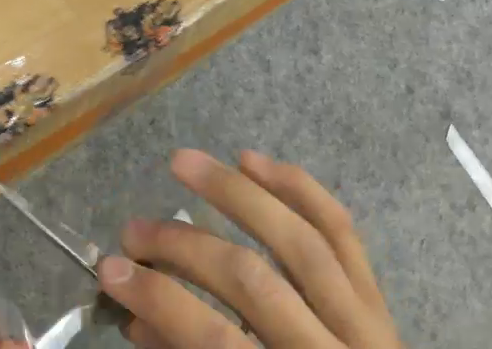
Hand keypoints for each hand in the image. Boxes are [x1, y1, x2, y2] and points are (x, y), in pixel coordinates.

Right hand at [95, 150, 400, 348]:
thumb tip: (137, 316)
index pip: (216, 340)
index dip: (159, 300)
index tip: (108, 269)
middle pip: (253, 282)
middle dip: (182, 247)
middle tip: (133, 231)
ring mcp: (371, 330)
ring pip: (301, 241)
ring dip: (235, 193)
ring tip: (182, 162)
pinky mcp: (383, 306)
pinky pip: (343, 234)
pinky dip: (299, 190)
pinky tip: (254, 160)